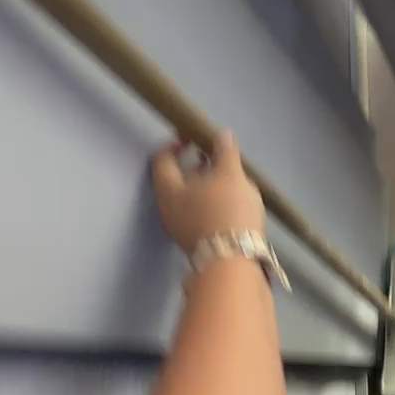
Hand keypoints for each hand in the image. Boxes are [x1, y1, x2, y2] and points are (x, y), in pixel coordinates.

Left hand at [150, 132, 265, 253]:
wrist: (232, 260)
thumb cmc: (227, 210)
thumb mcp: (231, 175)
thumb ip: (225, 152)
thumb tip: (220, 133)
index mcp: (169, 188)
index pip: (162, 159)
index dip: (174, 144)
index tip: (192, 137)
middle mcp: (168, 208)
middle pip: (174, 180)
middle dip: (192, 166)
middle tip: (212, 157)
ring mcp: (180, 227)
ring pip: (187, 199)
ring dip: (203, 186)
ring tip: (226, 180)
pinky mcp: (196, 241)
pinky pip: (198, 213)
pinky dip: (209, 202)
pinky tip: (230, 203)